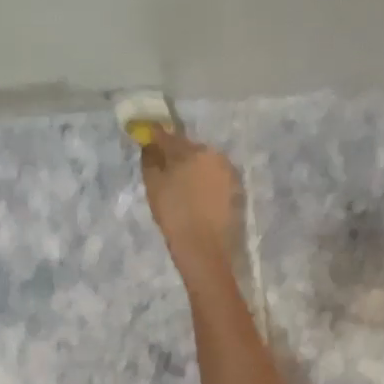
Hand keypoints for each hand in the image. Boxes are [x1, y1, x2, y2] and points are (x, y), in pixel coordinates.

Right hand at [140, 130, 239, 267]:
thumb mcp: (153, 187)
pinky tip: (198, 194)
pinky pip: (215, 174)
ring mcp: (227, 169)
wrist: (205, 247)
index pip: (168, 136)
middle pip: (188, 147)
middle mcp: (212, 154)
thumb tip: (149, 145)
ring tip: (181, 184)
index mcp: (189, 151)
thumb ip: (150, 160)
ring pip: (203, 161)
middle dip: (177, 154)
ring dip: (192, 167)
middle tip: (165, 167)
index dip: (155, 136)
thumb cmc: (174, 216)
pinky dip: (205, 179)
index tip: (147, 137)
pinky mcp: (236, 186)